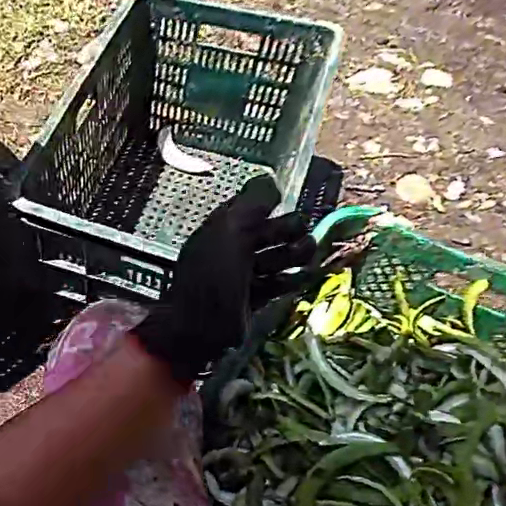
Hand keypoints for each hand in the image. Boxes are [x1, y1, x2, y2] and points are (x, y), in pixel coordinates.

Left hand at [131, 175, 312, 384]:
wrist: (199, 325)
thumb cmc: (212, 274)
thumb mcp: (230, 230)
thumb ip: (251, 203)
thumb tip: (272, 180)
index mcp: (223, 227)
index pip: (254, 206)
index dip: (271, 204)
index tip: (284, 205)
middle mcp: (234, 248)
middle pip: (272, 231)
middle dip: (289, 230)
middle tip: (297, 236)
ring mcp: (244, 275)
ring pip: (279, 257)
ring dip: (296, 254)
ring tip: (306, 256)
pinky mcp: (254, 299)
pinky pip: (279, 284)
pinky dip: (293, 279)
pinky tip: (305, 275)